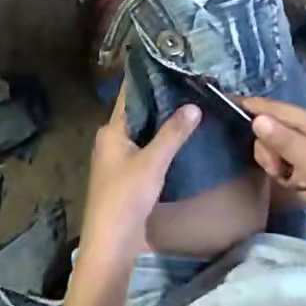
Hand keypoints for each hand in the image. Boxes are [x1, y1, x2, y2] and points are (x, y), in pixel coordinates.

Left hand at [82, 85, 200, 259]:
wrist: (111, 243)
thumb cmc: (126, 197)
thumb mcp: (153, 162)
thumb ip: (173, 133)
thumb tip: (194, 105)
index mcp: (111, 130)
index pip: (130, 95)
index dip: (149, 78)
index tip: (172, 62)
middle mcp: (111, 139)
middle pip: (138, 111)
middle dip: (162, 98)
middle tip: (190, 82)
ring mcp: (118, 158)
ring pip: (143, 130)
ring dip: (163, 120)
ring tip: (191, 103)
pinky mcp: (127, 174)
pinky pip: (146, 147)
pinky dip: (161, 140)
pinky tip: (182, 136)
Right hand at [242, 97, 305, 230]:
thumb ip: (284, 140)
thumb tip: (258, 118)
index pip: (276, 108)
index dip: (253, 106)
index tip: (227, 102)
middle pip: (275, 133)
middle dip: (271, 154)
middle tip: (281, 173)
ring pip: (283, 155)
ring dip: (284, 172)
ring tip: (298, 186)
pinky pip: (295, 171)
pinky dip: (296, 182)